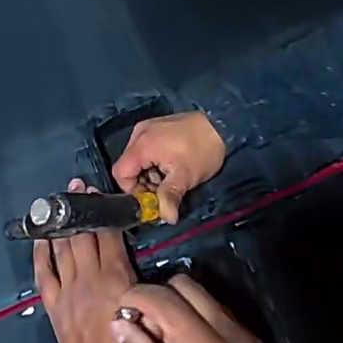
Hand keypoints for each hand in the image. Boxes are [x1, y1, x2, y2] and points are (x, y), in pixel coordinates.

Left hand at [33, 180, 146, 342]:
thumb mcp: (150, 316)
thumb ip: (141, 287)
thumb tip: (134, 266)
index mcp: (117, 280)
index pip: (108, 236)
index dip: (104, 211)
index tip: (100, 191)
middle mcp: (89, 282)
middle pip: (83, 236)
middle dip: (79, 209)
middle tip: (77, 186)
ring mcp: (68, 296)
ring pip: (63, 250)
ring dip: (60, 224)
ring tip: (59, 200)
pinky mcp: (55, 311)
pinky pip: (44, 277)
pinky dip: (41, 255)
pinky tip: (40, 239)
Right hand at [108, 276, 302, 342]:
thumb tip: (119, 322)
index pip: (169, 300)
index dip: (139, 296)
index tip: (117, 306)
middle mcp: (234, 331)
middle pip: (189, 287)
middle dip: (158, 297)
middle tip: (137, 325)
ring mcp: (248, 337)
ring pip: (205, 298)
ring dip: (177, 307)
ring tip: (155, 340)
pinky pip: (218, 315)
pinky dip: (195, 319)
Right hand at [110, 112, 225, 222]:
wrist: (222, 124)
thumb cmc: (201, 151)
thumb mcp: (185, 177)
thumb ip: (170, 197)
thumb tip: (167, 218)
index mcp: (141, 144)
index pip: (120, 173)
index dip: (132, 191)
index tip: (152, 198)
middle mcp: (139, 133)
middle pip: (129, 166)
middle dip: (143, 183)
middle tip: (164, 190)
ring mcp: (149, 126)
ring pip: (138, 158)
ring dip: (150, 173)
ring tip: (172, 177)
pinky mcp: (158, 125)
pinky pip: (146, 148)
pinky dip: (155, 160)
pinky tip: (173, 164)